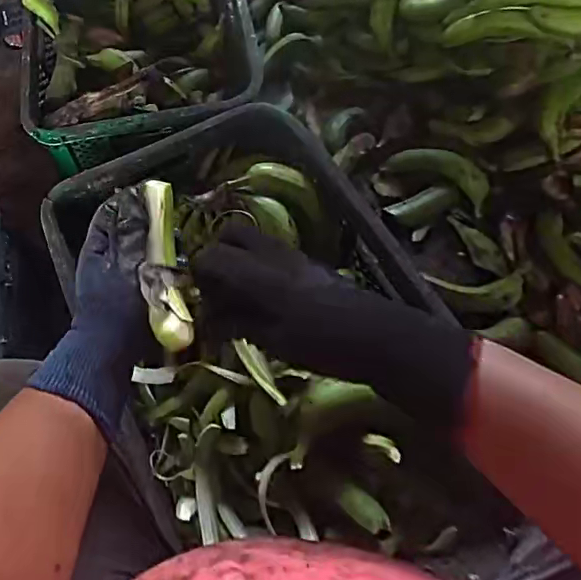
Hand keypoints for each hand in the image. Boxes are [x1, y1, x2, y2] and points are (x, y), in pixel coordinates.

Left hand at [27, 191, 149, 437]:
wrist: (109, 355)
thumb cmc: (116, 307)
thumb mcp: (126, 263)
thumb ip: (131, 231)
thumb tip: (135, 198)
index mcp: (95, 248)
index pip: (109, 212)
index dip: (130, 202)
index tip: (154, 196)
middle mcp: (100, 261)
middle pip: (123, 231)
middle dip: (145, 224)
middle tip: (171, 221)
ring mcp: (112, 280)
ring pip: (134, 251)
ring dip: (153, 246)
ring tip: (175, 243)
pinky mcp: (125, 298)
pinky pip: (143, 272)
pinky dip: (156, 267)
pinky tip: (172, 269)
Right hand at [191, 224, 478, 434]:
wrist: (383, 339)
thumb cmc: (327, 345)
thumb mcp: (276, 342)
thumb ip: (238, 324)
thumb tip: (209, 320)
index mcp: (262, 276)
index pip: (213, 255)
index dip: (198, 273)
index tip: (198, 298)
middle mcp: (275, 256)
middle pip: (231, 234)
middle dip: (215, 255)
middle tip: (216, 288)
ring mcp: (294, 256)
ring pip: (252, 240)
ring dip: (236, 259)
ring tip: (237, 295)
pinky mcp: (308, 265)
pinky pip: (270, 253)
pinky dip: (256, 267)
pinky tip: (263, 299)